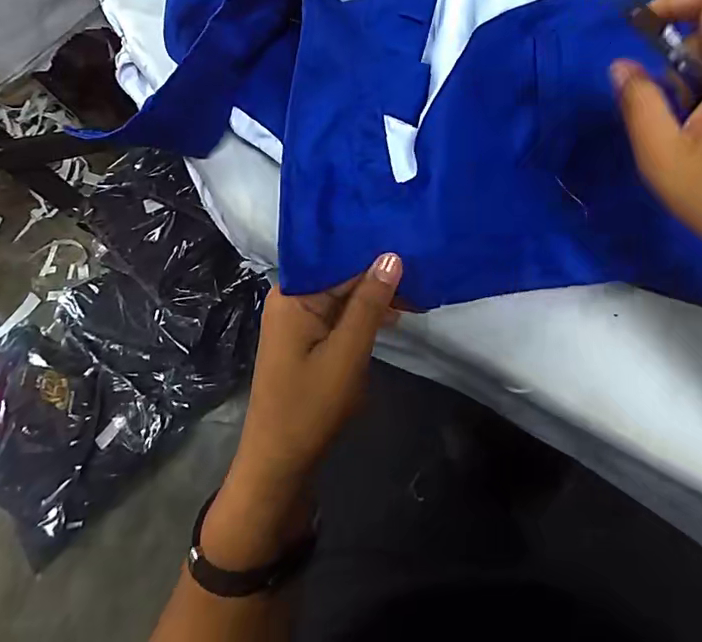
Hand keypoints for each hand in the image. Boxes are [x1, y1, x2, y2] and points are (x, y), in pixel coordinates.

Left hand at [201, 254, 401, 568]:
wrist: (279, 461)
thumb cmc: (310, 405)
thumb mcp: (347, 353)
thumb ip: (369, 304)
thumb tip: (391, 256)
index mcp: (292, 294)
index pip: (336, 259)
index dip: (371, 251)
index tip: (408, 241)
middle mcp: (290, 299)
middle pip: (338, 275)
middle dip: (376, 274)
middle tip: (421, 265)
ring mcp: (296, 320)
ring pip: (341, 296)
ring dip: (374, 297)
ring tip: (417, 288)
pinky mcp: (305, 340)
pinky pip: (337, 315)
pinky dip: (362, 316)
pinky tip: (393, 314)